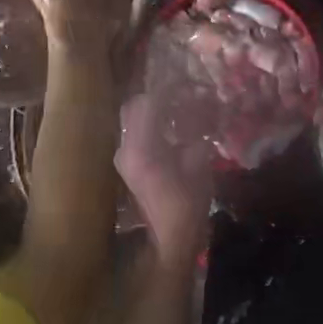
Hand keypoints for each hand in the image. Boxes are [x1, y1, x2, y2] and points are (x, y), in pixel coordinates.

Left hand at [116, 90, 214, 260]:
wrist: (164, 242)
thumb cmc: (187, 206)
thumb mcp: (199, 167)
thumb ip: (196, 139)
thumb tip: (200, 121)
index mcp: (141, 148)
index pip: (149, 102)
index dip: (171, 88)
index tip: (190, 82)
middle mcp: (125, 149)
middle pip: (136, 107)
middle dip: (162, 97)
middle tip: (188, 95)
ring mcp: (122, 158)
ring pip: (135, 120)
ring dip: (158, 111)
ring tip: (185, 113)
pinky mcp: (126, 166)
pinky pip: (137, 134)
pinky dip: (155, 126)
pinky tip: (175, 133)